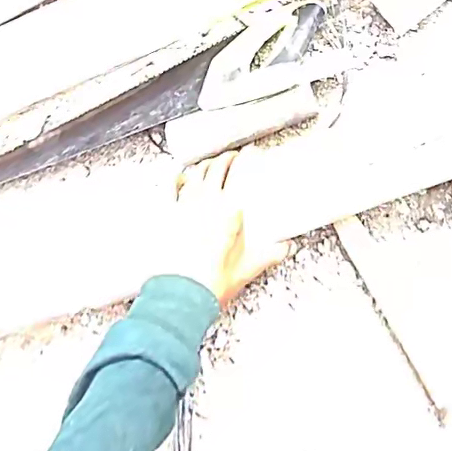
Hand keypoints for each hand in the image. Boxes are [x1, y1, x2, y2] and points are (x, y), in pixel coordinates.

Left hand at [165, 146, 293, 305]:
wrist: (181, 295)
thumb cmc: (212, 281)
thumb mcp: (248, 268)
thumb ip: (270, 254)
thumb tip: (285, 248)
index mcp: (228, 208)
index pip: (237, 172)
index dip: (242, 159)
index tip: (246, 154)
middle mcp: (206, 201)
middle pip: (215, 168)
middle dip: (224, 159)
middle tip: (230, 157)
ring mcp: (184, 206)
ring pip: (194, 174)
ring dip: (203, 166)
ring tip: (208, 164)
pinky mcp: (167, 217)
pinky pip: (170, 189)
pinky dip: (175, 179)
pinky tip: (178, 177)